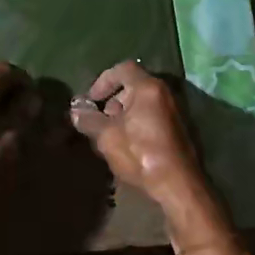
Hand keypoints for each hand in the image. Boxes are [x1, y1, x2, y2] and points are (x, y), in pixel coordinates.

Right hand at [70, 61, 203, 210]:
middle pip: (133, 86)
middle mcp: (165, 93)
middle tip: (99, 119)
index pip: (123, 69)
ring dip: (124, 114)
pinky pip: (153, 116)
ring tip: (110, 135)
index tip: (91, 99)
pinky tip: (127, 145)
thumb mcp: (106, 136)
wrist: (178, 186)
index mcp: (148, 88)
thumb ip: (89, 120)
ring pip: (143, 103)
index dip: (103, 81)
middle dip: (113, 100)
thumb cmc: (140, 154)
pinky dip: (137, 123)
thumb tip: (75, 111)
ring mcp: (175, 111)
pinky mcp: (179, 129)